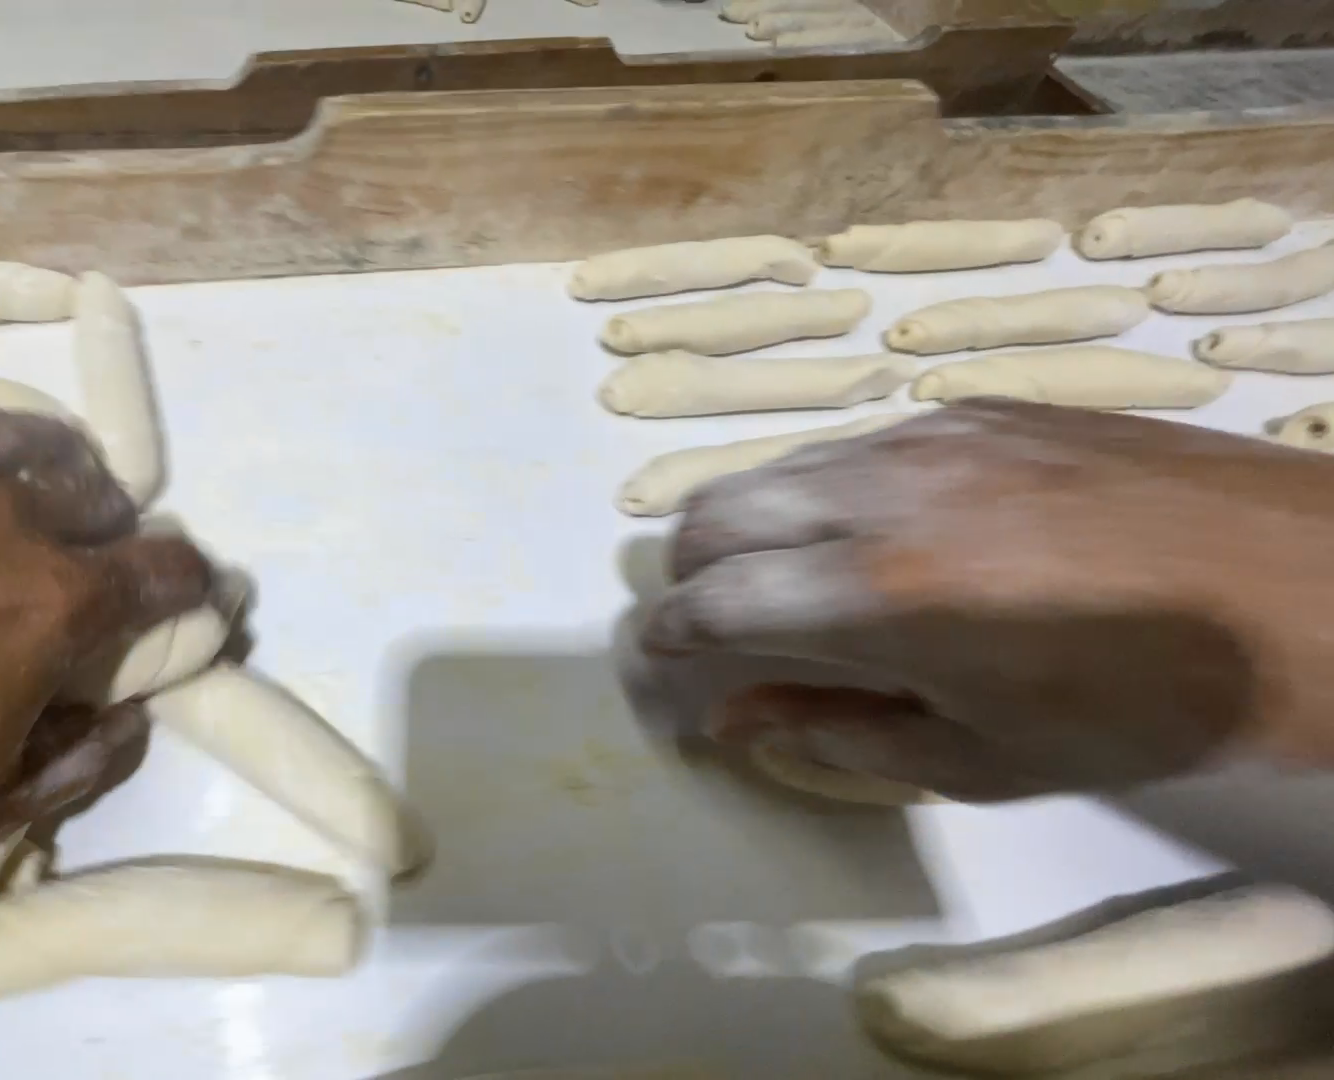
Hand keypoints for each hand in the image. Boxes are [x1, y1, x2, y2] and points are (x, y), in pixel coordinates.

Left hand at [0, 409, 207, 898]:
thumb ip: (87, 758)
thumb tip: (133, 714)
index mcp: (60, 604)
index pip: (171, 569)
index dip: (193, 587)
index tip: (190, 604)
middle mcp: (12, 522)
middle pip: (109, 502)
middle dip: (122, 539)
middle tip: (94, 581)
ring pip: (39, 454)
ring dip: (64, 485)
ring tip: (41, 516)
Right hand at [642, 400, 1333, 800]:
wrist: (1328, 583)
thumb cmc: (1150, 702)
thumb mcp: (986, 757)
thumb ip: (834, 733)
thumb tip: (733, 719)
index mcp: (881, 595)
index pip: (715, 601)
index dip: (669, 632)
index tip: (660, 654)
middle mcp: (876, 496)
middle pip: (709, 515)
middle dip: (684, 572)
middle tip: (709, 615)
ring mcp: (918, 438)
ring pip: (762, 471)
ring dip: (740, 528)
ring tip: (778, 572)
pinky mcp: (961, 409)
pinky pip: (836, 449)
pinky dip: (808, 496)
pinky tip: (864, 530)